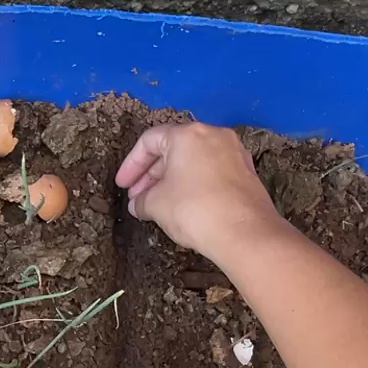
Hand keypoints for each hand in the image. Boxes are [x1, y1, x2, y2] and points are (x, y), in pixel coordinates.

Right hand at [116, 122, 287, 261]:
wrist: (244, 233)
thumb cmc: (194, 210)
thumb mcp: (156, 204)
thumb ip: (141, 200)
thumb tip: (138, 203)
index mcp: (188, 134)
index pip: (149, 141)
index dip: (131, 164)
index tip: (123, 186)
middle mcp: (213, 135)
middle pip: (173, 149)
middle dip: (151, 174)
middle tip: (137, 197)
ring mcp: (233, 153)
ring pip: (193, 161)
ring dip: (171, 180)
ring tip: (156, 204)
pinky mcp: (245, 173)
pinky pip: (210, 172)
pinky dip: (192, 184)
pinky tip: (182, 206)